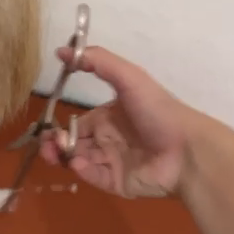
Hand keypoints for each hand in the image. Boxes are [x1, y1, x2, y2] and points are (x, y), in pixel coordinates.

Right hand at [40, 45, 218, 197]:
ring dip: (63, 157)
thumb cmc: (157, 111)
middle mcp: (109, 139)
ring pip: (77, 160)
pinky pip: (92, 176)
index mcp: (109, 117)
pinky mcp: (116, 182)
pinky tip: (79, 163)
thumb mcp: (128, 78)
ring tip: (55, 155)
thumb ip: (97, 62)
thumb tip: (60, 51)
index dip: (60, 127)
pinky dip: (82, 170)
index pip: (76, 124)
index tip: (47, 130)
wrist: (186, 149)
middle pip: (73, 144)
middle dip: (55, 144)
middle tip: (47, 146)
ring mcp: (112, 162)